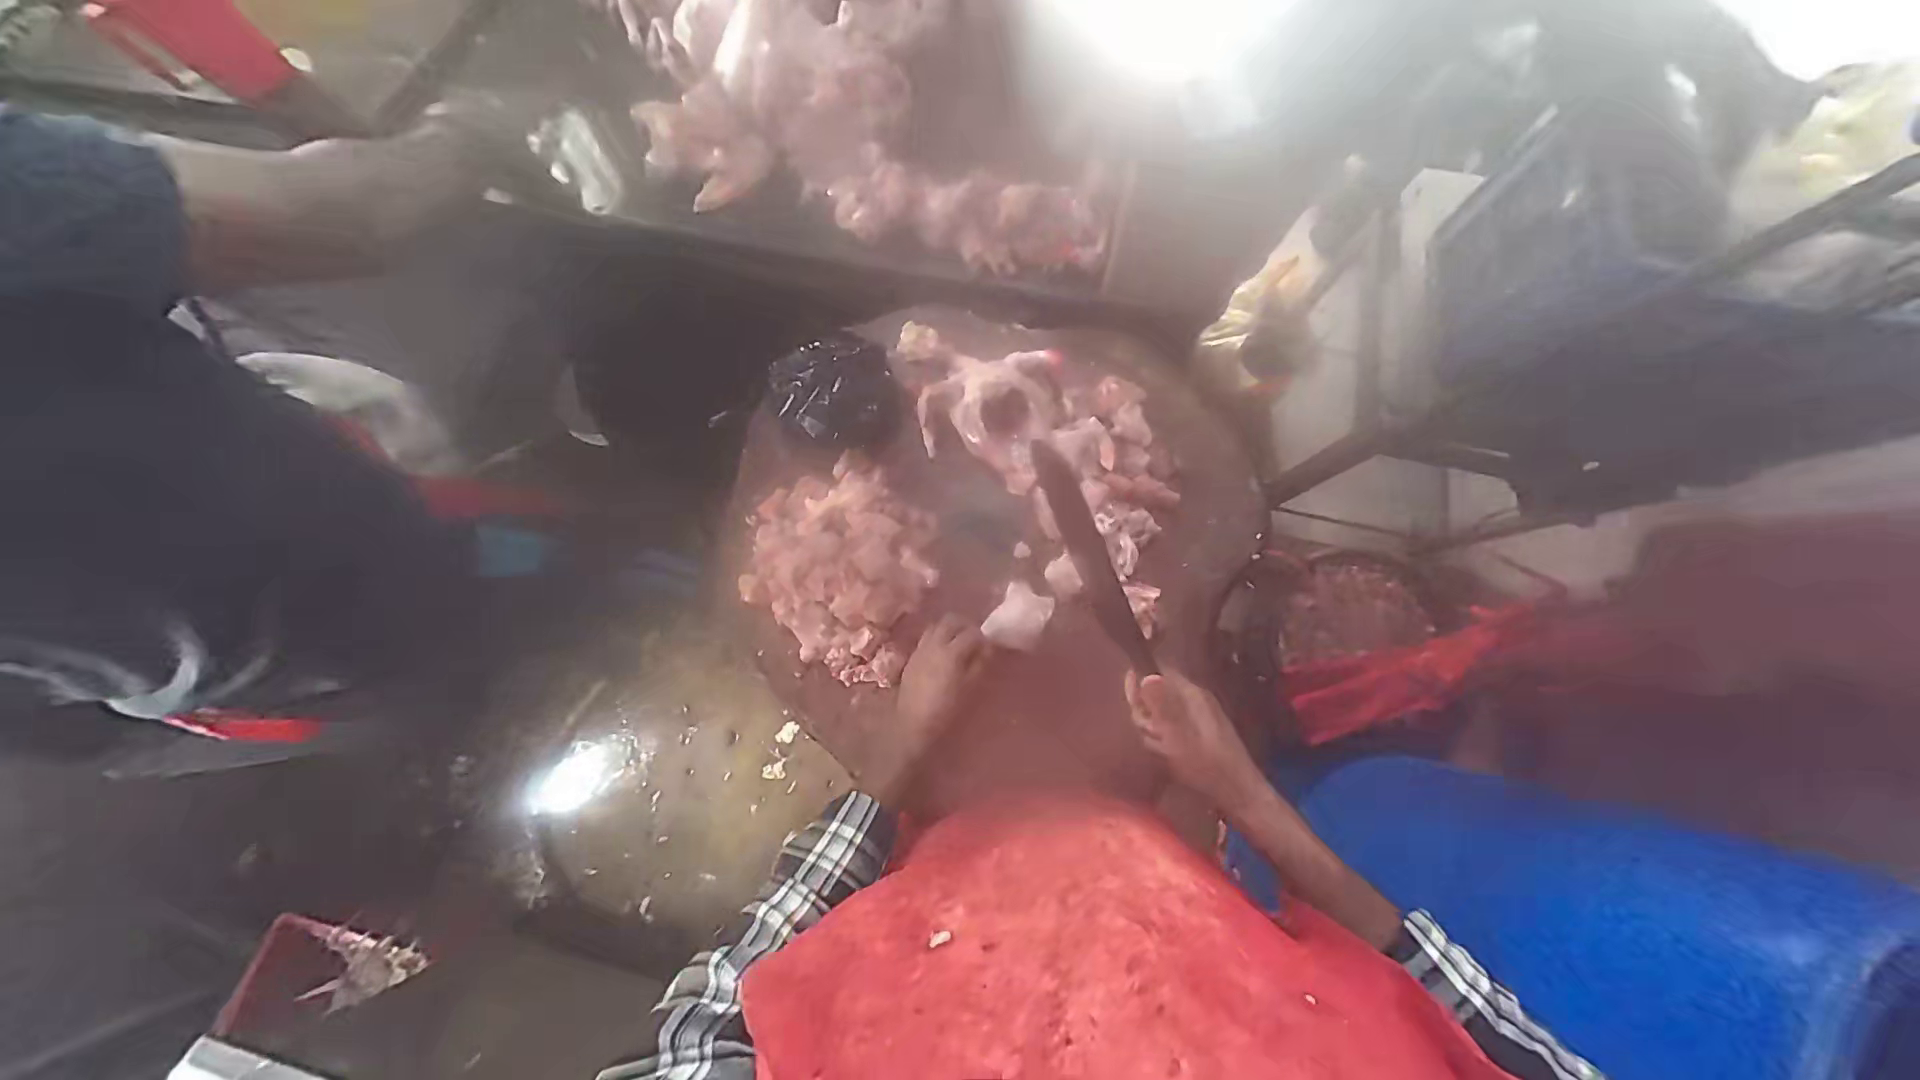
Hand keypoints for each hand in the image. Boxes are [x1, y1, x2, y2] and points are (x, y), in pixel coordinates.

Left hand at [864, 615, 994, 804]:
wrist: (911, 725)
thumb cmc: (945, 711)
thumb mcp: (968, 689)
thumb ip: (978, 665)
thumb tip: (987, 649)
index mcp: (951, 653)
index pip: (972, 633)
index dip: (983, 637)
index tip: (990, 644)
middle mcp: (934, 644)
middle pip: (951, 620)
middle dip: (965, 625)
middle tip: (975, 638)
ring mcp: (920, 649)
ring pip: (937, 625)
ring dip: (950, 628)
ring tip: (958, 642)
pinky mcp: (911, 656)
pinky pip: (926, 637)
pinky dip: (937, 637)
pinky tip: (942, 652)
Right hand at [1124, 669, 1266, 816]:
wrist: (1240, 795)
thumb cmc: (1208, 767)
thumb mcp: (1179, 737)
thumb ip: (1161, 707)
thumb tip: (1144, 675)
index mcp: (1190, 693)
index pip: (1154, 672)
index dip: (1139, 688)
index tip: (1138, 711)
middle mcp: (1193, 698)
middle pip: (1153, 694)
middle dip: (1145, 715)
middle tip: (1155, 737)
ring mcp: (1196, 714)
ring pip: (1157, 713)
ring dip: (1152, 732)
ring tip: (1164, 751)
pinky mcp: (1196, 731)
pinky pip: (1168, 727)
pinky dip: (1163, 741)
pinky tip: (1169, 756)